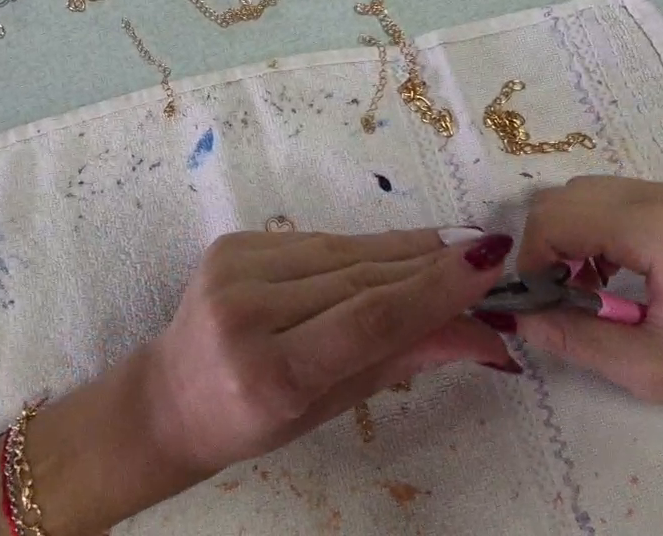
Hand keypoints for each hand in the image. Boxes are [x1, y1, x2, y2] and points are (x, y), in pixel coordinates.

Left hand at [135, 226, 521, 475]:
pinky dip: (358, 248)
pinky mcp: (231, 242)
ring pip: (341, 250)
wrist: (172, 394)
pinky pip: (314, 242)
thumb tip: (482, 334)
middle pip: (360, 278)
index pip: (369, 318)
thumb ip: (400, 360)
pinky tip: (394, 251)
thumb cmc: (253, 420)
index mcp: (271, 371)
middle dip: (430, 264)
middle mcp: (248, 311)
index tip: (490, 264)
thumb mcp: (329, 407)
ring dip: (403, 248)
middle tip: (488, 253)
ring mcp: (233, 268)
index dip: (435, 289)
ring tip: (454, 245)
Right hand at [505, 175, 662, 439]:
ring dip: (571, 233)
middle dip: (546, 242)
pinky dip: (600, 228)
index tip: (535, 302)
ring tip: (587, 289)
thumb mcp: (653, 368)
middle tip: (557, 296)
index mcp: (657, 227)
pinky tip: (617, 273)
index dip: (530, 258)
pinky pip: (620, 199)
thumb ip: (574, 339)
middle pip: (567, 196)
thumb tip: (517, 319)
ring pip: (590, 192)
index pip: (556, 218)